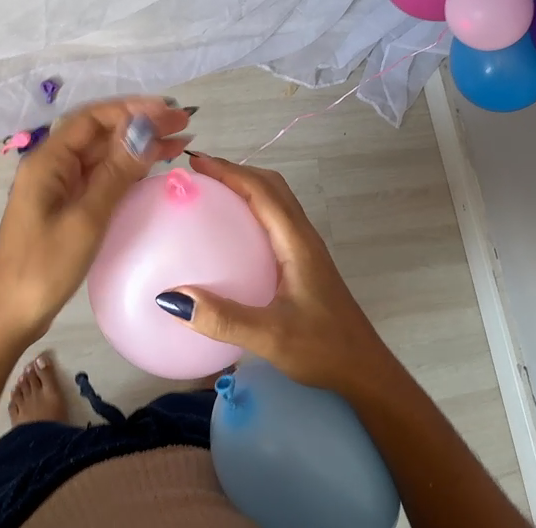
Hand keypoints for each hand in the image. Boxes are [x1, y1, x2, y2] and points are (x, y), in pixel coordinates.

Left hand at [0, 97, 192, 349]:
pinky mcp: (66, 208)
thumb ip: (116, 173)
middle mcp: (52, 167)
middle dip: (141, 124)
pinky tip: (152, 169)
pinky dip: (128, 169)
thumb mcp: (86, 219)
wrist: (6, 317)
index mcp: (48, 161)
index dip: (132, 110)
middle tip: (184, 123)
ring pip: (102, 155)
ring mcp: (59, 188)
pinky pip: (100, 177)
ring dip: (138, 145)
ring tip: (180, 142)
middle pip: (100, 133)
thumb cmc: (42, 268)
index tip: (169, 112)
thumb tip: (144, 130)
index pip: (93, 118)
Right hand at [162, 151, 397, 397]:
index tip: (194, 163)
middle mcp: (303, 237)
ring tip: (210, 195)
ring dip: (246, 188)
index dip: (229, 170)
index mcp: (296, 242)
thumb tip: (170, 298)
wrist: (365, 372)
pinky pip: (276, 223)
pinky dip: (252, 211)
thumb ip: (221, 318)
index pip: (261, 190)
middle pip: (271, 186)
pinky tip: (229, 236)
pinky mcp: (305, 265)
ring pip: (276, 202)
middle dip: (236, 171)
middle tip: (198, 174)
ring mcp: (306, 250)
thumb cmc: (322, 349)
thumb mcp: (269, 337)